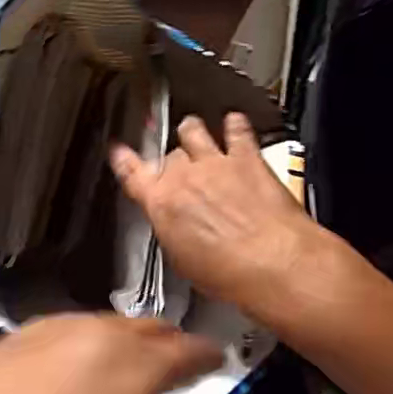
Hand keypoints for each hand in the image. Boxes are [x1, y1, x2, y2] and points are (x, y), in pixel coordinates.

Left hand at [0, 314, 221, 393]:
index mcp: (137, 362)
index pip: (190, 350)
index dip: (208, 359)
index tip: (217, 368)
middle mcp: (101, 329)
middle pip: (150, 328)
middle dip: (170, 346)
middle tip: (177, 373)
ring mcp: (57, 324)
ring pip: (110, 323)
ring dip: (128, 342)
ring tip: (126, 372)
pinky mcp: (22, 330)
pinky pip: (73, 327)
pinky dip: (89, 341)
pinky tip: (75, 370)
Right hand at [110, 113, 388, 336]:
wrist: (273, 264)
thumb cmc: (229, 272)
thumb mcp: (183, 261)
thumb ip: (172, 232)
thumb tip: (175, 228)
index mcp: (159, 202)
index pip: (131, 173)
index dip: (123, 159)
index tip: (119, 151)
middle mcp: (183, 176)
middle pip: (168, 155)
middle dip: (171, 160)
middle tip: (175, 166)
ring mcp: (214, 163)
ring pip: (193, 130)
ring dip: (192, 130)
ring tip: (193, 128)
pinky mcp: (247, 158)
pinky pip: (237, 130)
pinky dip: (234, 124)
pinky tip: (235, 121)